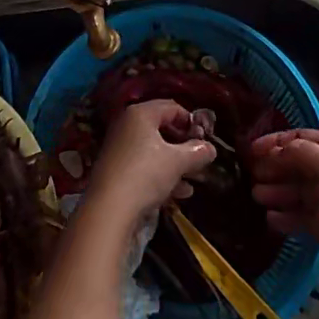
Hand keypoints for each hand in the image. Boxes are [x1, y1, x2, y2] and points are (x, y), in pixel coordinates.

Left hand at [84, 100, 216, 219]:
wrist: (107, 211)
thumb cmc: (146, 174)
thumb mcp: (177, 162)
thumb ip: (197, 152)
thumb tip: (211, 148)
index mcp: (141, 114)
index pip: (172, 107)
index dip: (191, 122)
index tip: (205, 140)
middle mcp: (127, 125)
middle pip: (163, 129)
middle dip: (185, 146)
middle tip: (200, 160)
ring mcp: (119, 149)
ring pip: (154, 151)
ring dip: (176, 164)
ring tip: (194, 180)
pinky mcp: (115, 171)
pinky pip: (144, 166)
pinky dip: (161, 175)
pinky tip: (179, 193)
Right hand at [250, 129, 318, 289]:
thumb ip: (301, 154)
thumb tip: (276, 150)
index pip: (302, 139)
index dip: (277, 141)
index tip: (252, 149)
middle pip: (297, 165)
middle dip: (273, 167)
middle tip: (250, 175)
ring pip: (297, 192)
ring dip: (276, 191)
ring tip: (255, 196)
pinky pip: (302, 218)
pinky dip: (286, 217)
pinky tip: (270, 219)